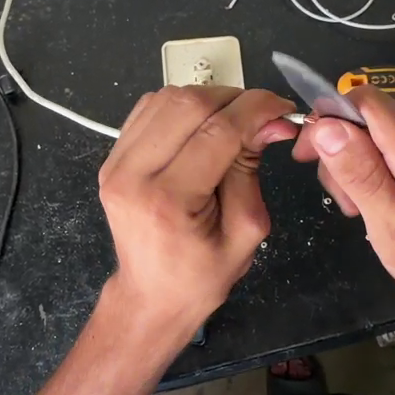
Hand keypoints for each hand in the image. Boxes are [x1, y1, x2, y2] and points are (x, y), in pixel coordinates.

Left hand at [97, 86, 297, 335]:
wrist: (150, 296)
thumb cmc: (201, 276)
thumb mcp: (246, 231)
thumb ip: (252, 170)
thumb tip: (270, 121)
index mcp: (169, 200)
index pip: (218, 131)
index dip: (257, 110)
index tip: (283, 109)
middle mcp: (133, 174)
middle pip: (188, 104)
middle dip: (234, 99)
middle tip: (261, 116)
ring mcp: (115, 163)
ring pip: (166, 98)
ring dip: (208, 99)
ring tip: (233, 120)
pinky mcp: (111, 157)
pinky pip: (148, 109)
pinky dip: (181, 107)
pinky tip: (202, 125)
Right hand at [291, 87, 394, 305]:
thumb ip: (363, 179)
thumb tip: (326, 127)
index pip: (363, 101)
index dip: (327, 122)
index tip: (309, 160)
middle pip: (367, 113)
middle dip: (342, 152)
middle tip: (348, 204)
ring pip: (378, 122)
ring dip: (361, 158)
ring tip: (370, 205)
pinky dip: (383, 157)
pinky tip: (389, 192)